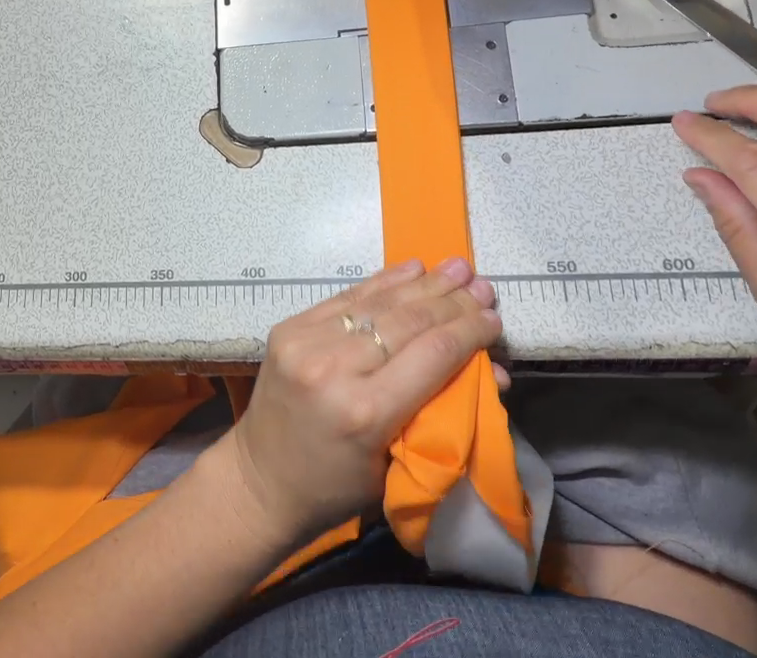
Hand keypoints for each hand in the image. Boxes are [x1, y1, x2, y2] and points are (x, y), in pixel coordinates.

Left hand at [214, 258, 502, 543]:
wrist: (261, 479)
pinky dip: (382, 282)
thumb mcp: (400, 463)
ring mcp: (305, 342)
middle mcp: (334, 368)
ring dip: (422, 284)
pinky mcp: (288, 328)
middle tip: (483, 287)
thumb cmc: (337, 487)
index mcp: (367, 412)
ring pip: (378, 303)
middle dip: (452, 302)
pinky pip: (346, 298)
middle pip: (409, 321)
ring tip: (457, 268)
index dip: (469, 331)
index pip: (433, 354)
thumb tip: (494, 370)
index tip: (495, 319)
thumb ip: (443, 412)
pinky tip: (411, 270)